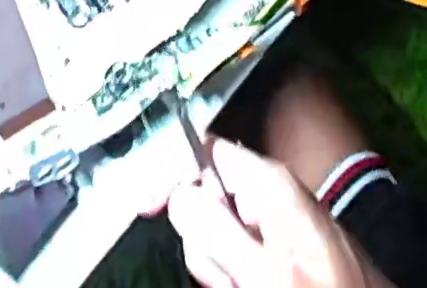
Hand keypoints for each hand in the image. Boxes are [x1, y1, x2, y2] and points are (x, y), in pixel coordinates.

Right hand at [166, 138, 391, 287]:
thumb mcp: (260, 270)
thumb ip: (214, 228)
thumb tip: (176, 194)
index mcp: (268, 183)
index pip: (206, 152)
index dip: (173, 173)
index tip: (148, 202)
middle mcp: (270, 194)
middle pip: (207, 201)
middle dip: (205, 243)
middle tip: (229, 276)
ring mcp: (274, 225)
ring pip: (219, 238)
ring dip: (220, 268)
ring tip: (245, 286)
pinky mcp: (277, 253)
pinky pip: (238, 257)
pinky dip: (235, 276)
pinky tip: (248, 286)